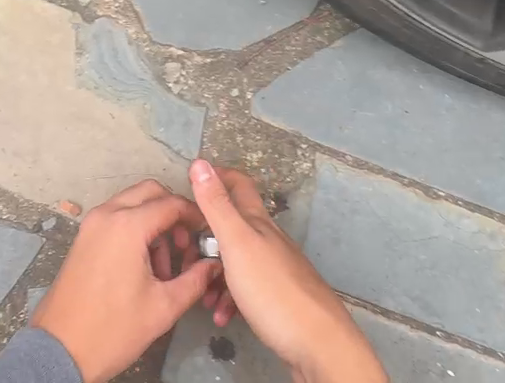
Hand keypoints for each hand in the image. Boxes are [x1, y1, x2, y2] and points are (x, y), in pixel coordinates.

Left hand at [32, 180, 220, 381]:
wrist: (58, 352)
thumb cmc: (112, 329)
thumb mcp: (163, 308)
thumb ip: (195, 280)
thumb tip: (215, 265)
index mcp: (128, 226)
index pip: (171, 204)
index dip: (194, 215)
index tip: (208, 232)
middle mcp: (108, 214)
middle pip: (150, 192)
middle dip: (173, 212)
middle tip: (185, 244)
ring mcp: (92, 224)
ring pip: (132, 203)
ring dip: (153, 222)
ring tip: (164, 265)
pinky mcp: (83, 237)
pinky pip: (116, 217)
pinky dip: (135, 228)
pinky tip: (142, 265)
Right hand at [189, 160, 386, 382]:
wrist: (318, 343)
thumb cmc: (273, 289)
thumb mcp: (237, 243)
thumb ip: (217, 205)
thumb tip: (201, 162)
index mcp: (257, 221)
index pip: (237, 184)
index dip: (216, 178)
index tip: (190, 188)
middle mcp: (268, 238)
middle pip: (233, 224)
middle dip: (205, 236)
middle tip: (185, 255)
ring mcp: (276, 267)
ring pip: (237, 260)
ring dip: (215, 274)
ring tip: (202, 296)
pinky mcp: (279, 296)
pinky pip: (247, 288)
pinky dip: (231, 298)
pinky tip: (223, 316)